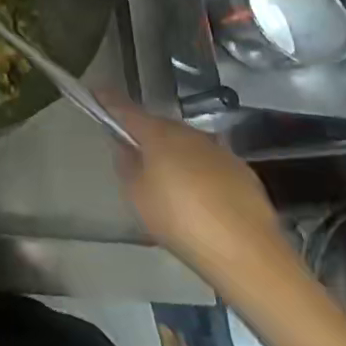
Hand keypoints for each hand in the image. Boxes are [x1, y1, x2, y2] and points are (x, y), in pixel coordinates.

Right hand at [103, 98, 297, 280]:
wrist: (247, 253)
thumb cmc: (179, 221)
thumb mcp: (137, 196)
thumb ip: (127, 165)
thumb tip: (126, 147)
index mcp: (159, 135)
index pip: (127, 110)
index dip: (110, 101)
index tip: (97, 91)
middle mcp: (190, 134)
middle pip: (160, 126)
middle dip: (146, 133)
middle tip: (134, 151)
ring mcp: (220, 151)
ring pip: (187, 143)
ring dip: (174, 153)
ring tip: (168, 179)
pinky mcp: (243, 172)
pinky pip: (210, 162)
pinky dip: (199, 170)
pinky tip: (200, 196)